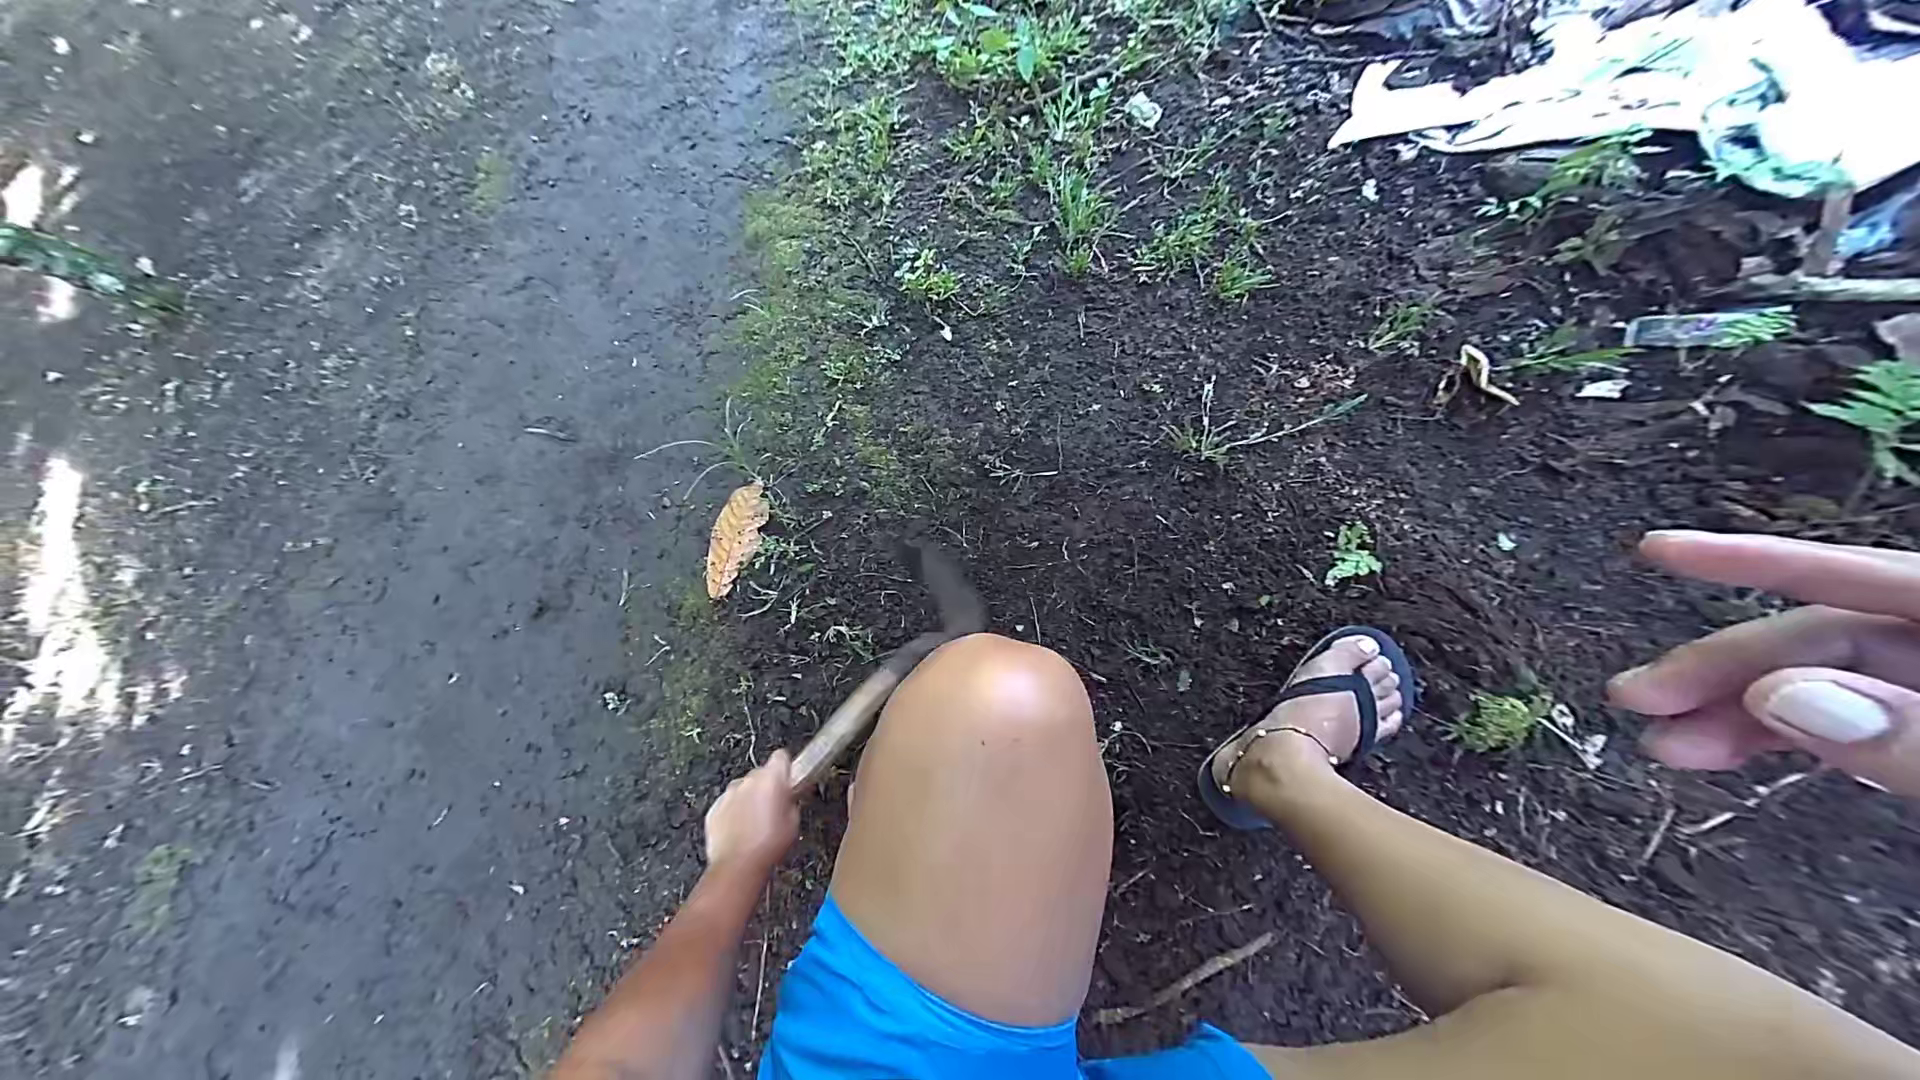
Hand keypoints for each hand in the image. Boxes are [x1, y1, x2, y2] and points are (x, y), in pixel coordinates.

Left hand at [703, 750, 799, 873]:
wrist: (738, 866)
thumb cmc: (768, 844)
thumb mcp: (794, 821)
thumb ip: (792, 801)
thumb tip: (790, 797)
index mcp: (771, 778)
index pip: (781, 756)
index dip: (786, 768)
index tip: (788, 779)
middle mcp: (748, 781)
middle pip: (761, 773)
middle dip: (767, 786)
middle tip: (774, 807)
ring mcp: (729, 794)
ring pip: (743, 788)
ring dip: (750, 799)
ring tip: (756, 823)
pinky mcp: (714, 809)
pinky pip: (728, 804)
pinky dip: (734, 812)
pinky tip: (741, 831)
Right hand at [1609, 531, 1919, 795]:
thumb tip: (1784, 697)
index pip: (1876, 578)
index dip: (1762, 561)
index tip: (1655, 550)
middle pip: (1837, 639)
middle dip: (1725, 669)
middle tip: (1637, 702)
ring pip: (1831, 685)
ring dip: (1735, 712)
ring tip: (1666, 746)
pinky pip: (1850, 721)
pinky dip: (1779, 735)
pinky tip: (1728, 749)